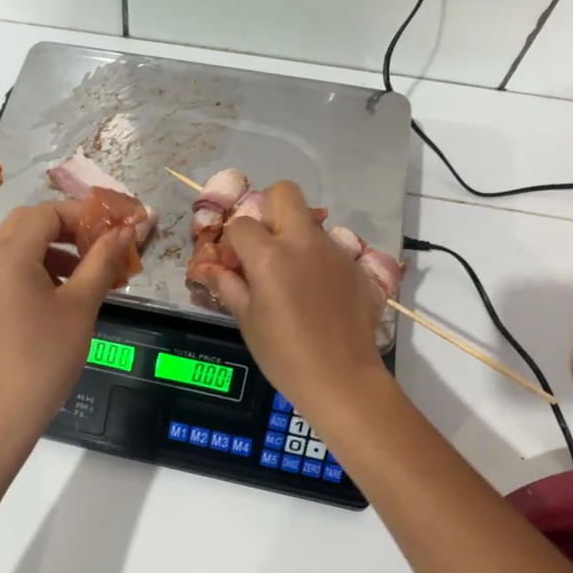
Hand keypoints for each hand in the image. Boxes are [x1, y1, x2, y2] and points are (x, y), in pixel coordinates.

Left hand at [0, 201, 133, 443]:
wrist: (4, 410)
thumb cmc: (46, 355)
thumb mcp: (81, 305)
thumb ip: (102, 262)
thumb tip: (126, 230)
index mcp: (12, 255)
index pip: (47, 212)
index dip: (82, 214)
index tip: (115, 228)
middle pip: (29, 223)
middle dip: (67, 227)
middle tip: (100, 244)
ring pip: (22, 247)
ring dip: (57, 249)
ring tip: (92, 272)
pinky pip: (16, 270)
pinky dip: (43, 269)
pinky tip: (70, 294)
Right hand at [193, 181, 389, 417]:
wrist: (342, 379)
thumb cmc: (284, 355)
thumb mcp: (247, 321)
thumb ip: (230, 285)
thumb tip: (216, 269)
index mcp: (269, 256)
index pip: (241, 224)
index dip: (232, 241)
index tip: (234, 264)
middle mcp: (303, 243)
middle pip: (285, 193)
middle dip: (269, 210)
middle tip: (264, 245)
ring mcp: (335, 252)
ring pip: (310, 223)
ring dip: (295, 238)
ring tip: (292, 277)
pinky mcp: (356, 267)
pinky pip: (331, 249)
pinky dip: (318, 261)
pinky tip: (317, 295)